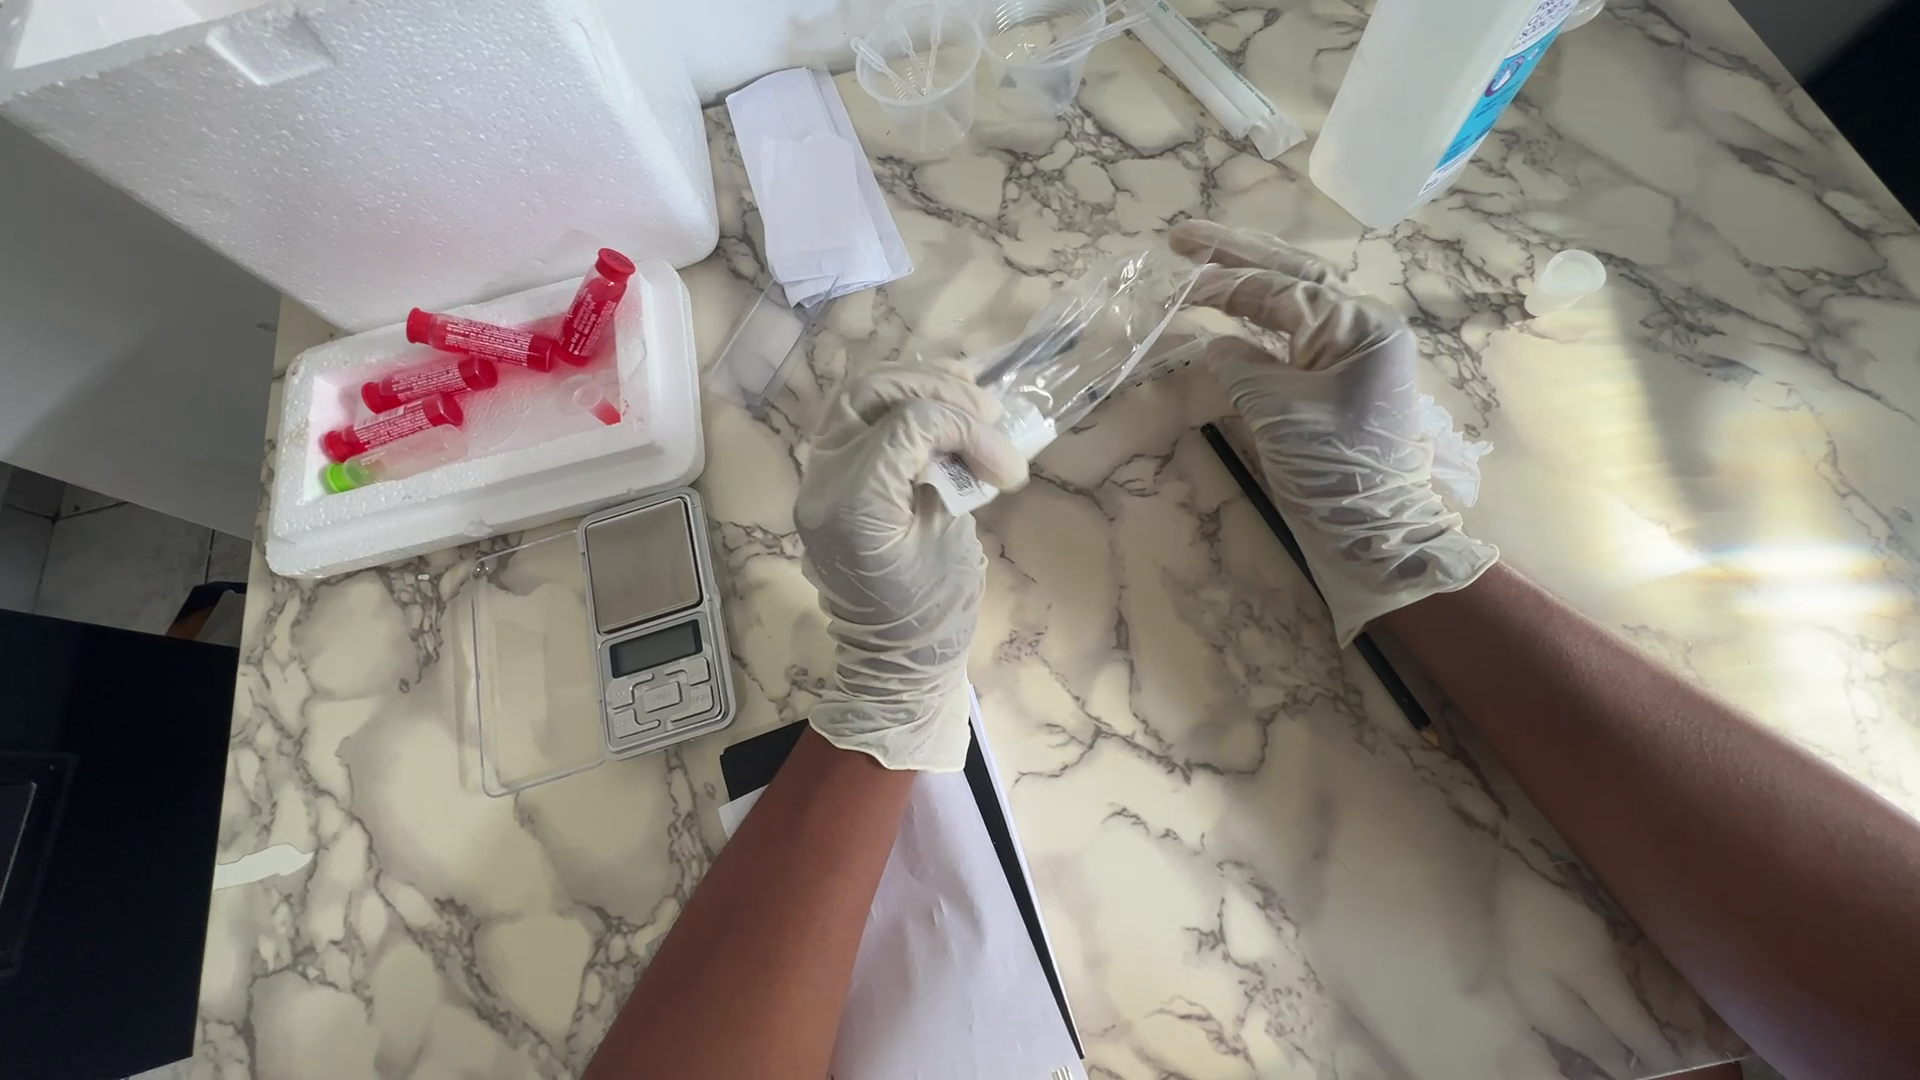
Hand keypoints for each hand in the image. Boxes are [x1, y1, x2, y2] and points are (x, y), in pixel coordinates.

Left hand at [796, 360, 1028, 770]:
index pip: (909, 424)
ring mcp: (819, 477)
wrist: (893, 658)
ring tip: (971, 403)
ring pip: (862, 396)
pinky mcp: (831, 477)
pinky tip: (942, 407)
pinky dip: (902, 405)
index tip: (1011, 466)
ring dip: (920, 387)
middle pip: (872, 392)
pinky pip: (861, 420)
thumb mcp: (950, 541)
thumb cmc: (931, 614)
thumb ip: (951, 475)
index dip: (969, 429)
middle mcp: (823, 481)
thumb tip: (972, 427)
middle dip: (937, 390)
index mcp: (854, 506)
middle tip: (989, 412)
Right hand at [1170, 219, 1496, 644]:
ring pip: (1290, 301)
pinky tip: (1229, 309)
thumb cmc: (1335, 471)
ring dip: (1244, 279)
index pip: (1282, 290)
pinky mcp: (1330, 380)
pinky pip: (1289, 337)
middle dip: (1236, 254)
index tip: (1176, 277)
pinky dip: (1254, 320)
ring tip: (1199, 258)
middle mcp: (1358, 328)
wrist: (1371, 533)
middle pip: (1290, 276)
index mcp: (1359, 327)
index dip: (1225, 281)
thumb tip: (1213, 342)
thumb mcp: (1281, 413)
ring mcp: (1346, 353)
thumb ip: (1243, 366)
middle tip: (1182, 235)